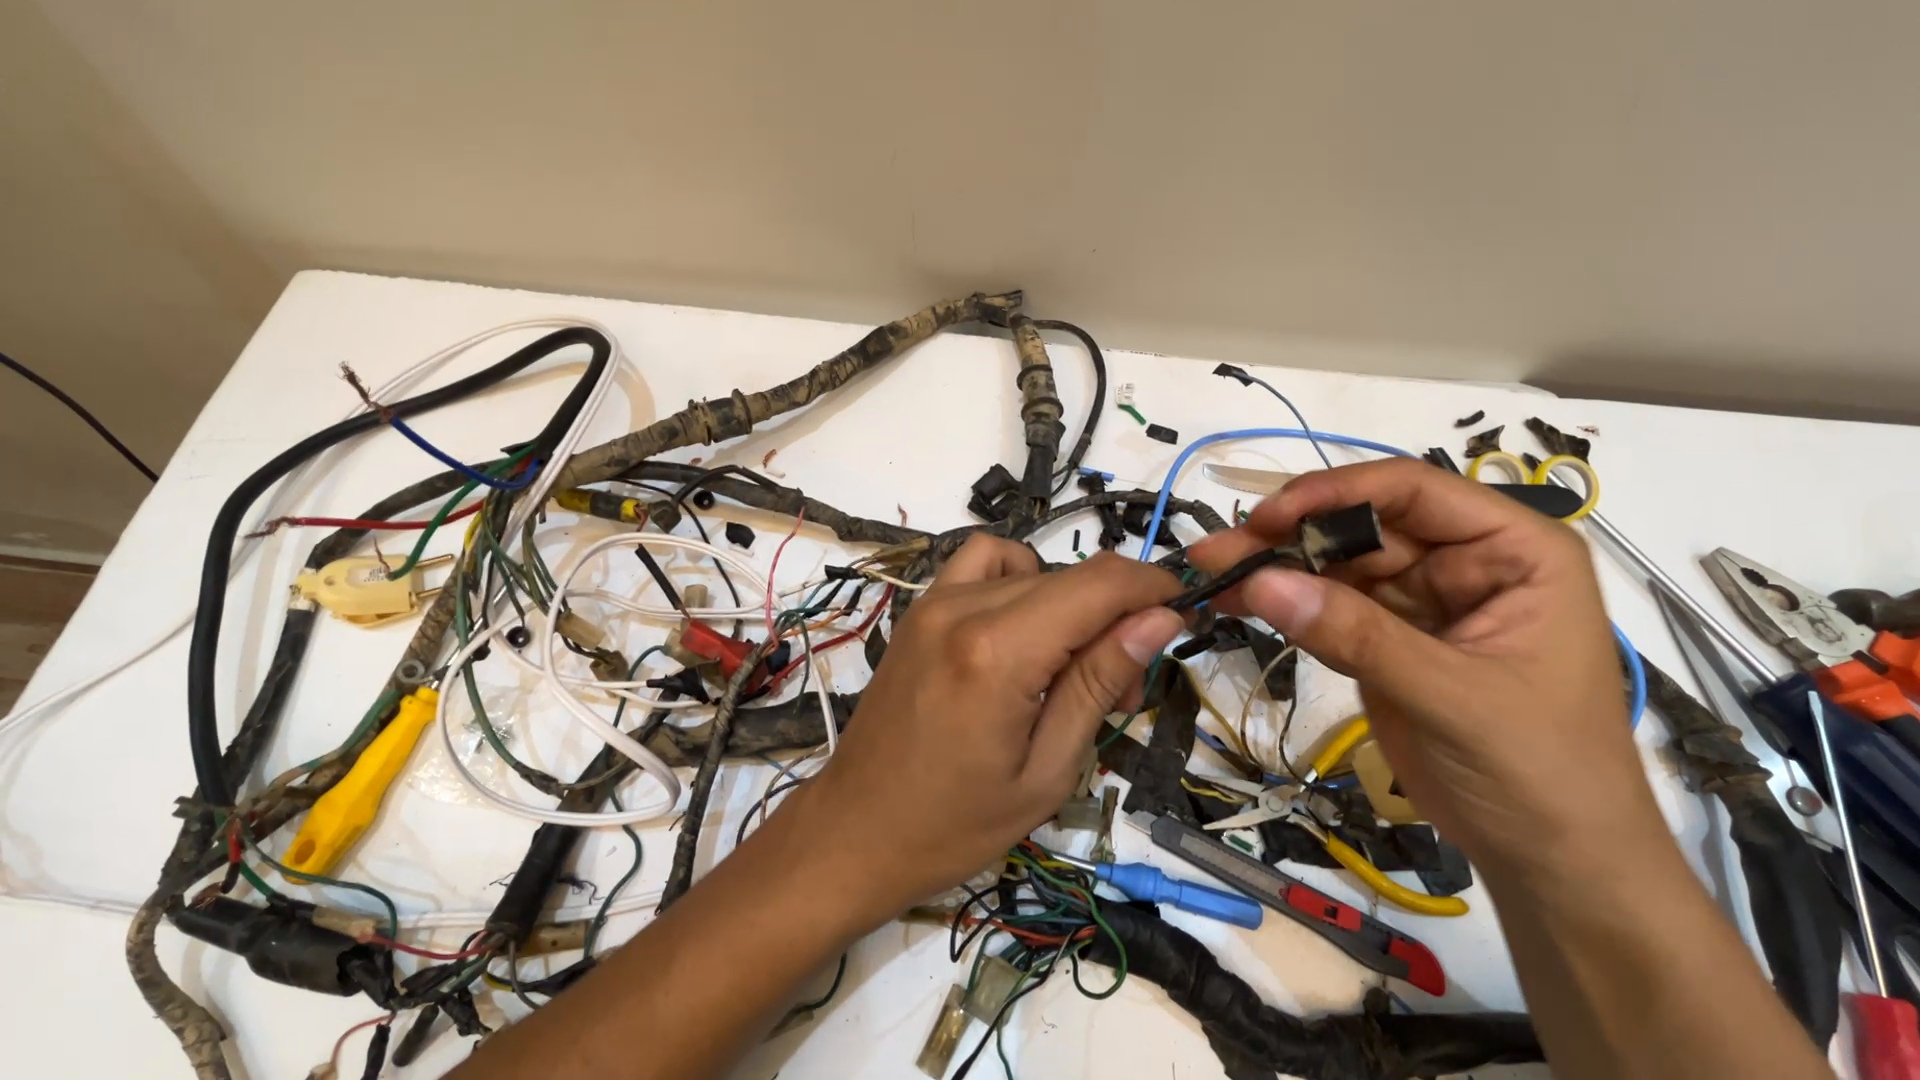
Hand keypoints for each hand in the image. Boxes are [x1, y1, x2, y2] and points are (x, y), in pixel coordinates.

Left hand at [784, 537, 1183, 920]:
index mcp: (1000, 652)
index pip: (1101, 584)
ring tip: (1068, 666)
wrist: (856, 831)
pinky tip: (1021, 632)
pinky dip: (1018, 579)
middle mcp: (964, 608)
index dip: (1153, 589)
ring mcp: (933, 602)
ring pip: (1033, 570)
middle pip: (1071, 577)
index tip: (1184, 615)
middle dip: (1116, 617)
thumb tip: (1159, 618)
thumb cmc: (956, 824)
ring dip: (1071, 604)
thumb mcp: (1048, 770)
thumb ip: (1100, 682)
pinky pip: (982, 563)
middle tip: (1121, 690)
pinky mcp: (918, 610)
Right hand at [1189, 459, 1656, 883]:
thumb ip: (1358, 636)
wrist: (1549, 857)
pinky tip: (1235, 605)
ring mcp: (1422, 602)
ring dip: (1274, 570)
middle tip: (1215, 552)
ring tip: (1209, 577)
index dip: (1336, 495)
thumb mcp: (1452, 696)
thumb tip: (1260, 582)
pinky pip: (1327, 609)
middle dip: (1289, 538)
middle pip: (1362, 528)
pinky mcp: (1388, 640)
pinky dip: (1283, 606)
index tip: (1268, 518)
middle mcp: (1466, 562)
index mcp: (1513, 550)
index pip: (1414, 492)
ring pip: (1335, 566)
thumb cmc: (1537, 770)